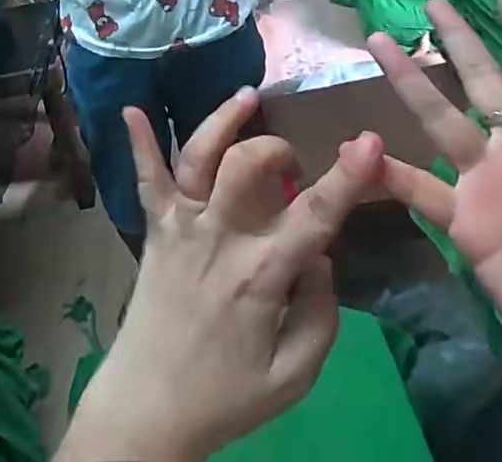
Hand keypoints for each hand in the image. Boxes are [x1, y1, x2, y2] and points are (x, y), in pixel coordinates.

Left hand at [57, 89, 385, 460]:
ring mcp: (181, 226)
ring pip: (198, 157)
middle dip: (277, 150)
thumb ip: (320, 313)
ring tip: (247, 96)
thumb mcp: (294, 374)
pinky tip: (131, 110)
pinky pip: (145, 180)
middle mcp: (219, 235)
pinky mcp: (154, 229)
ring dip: (222, 120)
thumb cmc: (226, 395)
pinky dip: (138, 142)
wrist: (149, 406)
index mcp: (261, 273)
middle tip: (291, 168)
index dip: (346, 176)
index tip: (369, 141)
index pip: (314, 215)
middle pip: (247, 166)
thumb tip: (319, 257)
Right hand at [366, 0, 501, 458]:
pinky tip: (361, 149)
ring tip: (379, 41)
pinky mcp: (468, 229)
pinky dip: (389, 171)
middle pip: (486, 85)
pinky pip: (421, 191)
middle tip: (430, 2)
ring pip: (442, 121)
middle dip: (460, 43)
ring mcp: (493, 191)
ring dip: (411, 83)